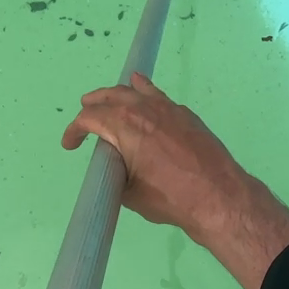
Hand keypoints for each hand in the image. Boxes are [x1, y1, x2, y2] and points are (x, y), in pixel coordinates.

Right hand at [63, 73, 288, 288]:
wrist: (218, 193)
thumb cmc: (170, 197)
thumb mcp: (130, 193)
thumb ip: (117, 172)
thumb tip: (118, 167)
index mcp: (126, 126)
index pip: (91, 118)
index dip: (75, 130)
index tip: (70, 145)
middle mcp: (145, 109)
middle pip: (113, 96)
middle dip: (95, 101)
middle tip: (85, 108)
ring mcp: (169, 109)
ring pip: (138, 90)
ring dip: (120, 92)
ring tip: (110, 96)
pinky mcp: (187, 115)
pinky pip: (159, 96)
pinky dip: (146, 92)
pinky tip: (143, 91)